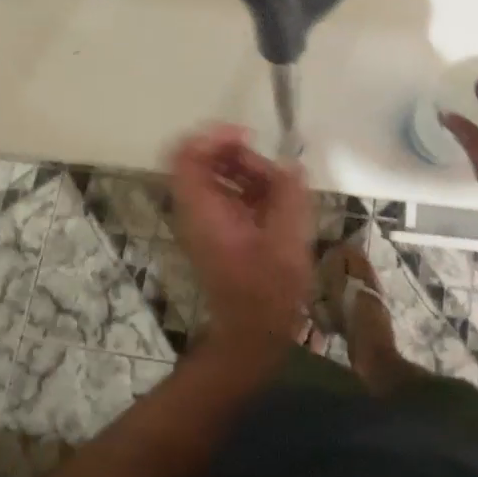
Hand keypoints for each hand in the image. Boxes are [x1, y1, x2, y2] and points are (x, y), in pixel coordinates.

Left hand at [169, 125, 312, 364]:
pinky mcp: (225, 232)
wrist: (252, 340)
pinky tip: (284, 207)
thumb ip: (288, 195)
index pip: (186, 154)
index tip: (248, 138)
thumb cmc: (266, 294)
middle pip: (208, 161)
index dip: (213, 136)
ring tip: (286, 193)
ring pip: (225, 177)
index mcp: (202, 210)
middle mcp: (199, 211)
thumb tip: (290, 164)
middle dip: (244, 157)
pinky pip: (236, 196)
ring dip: (256, 175)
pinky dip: (259, 193)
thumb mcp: (286, 242)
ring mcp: (211, 221)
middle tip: (276, 173)